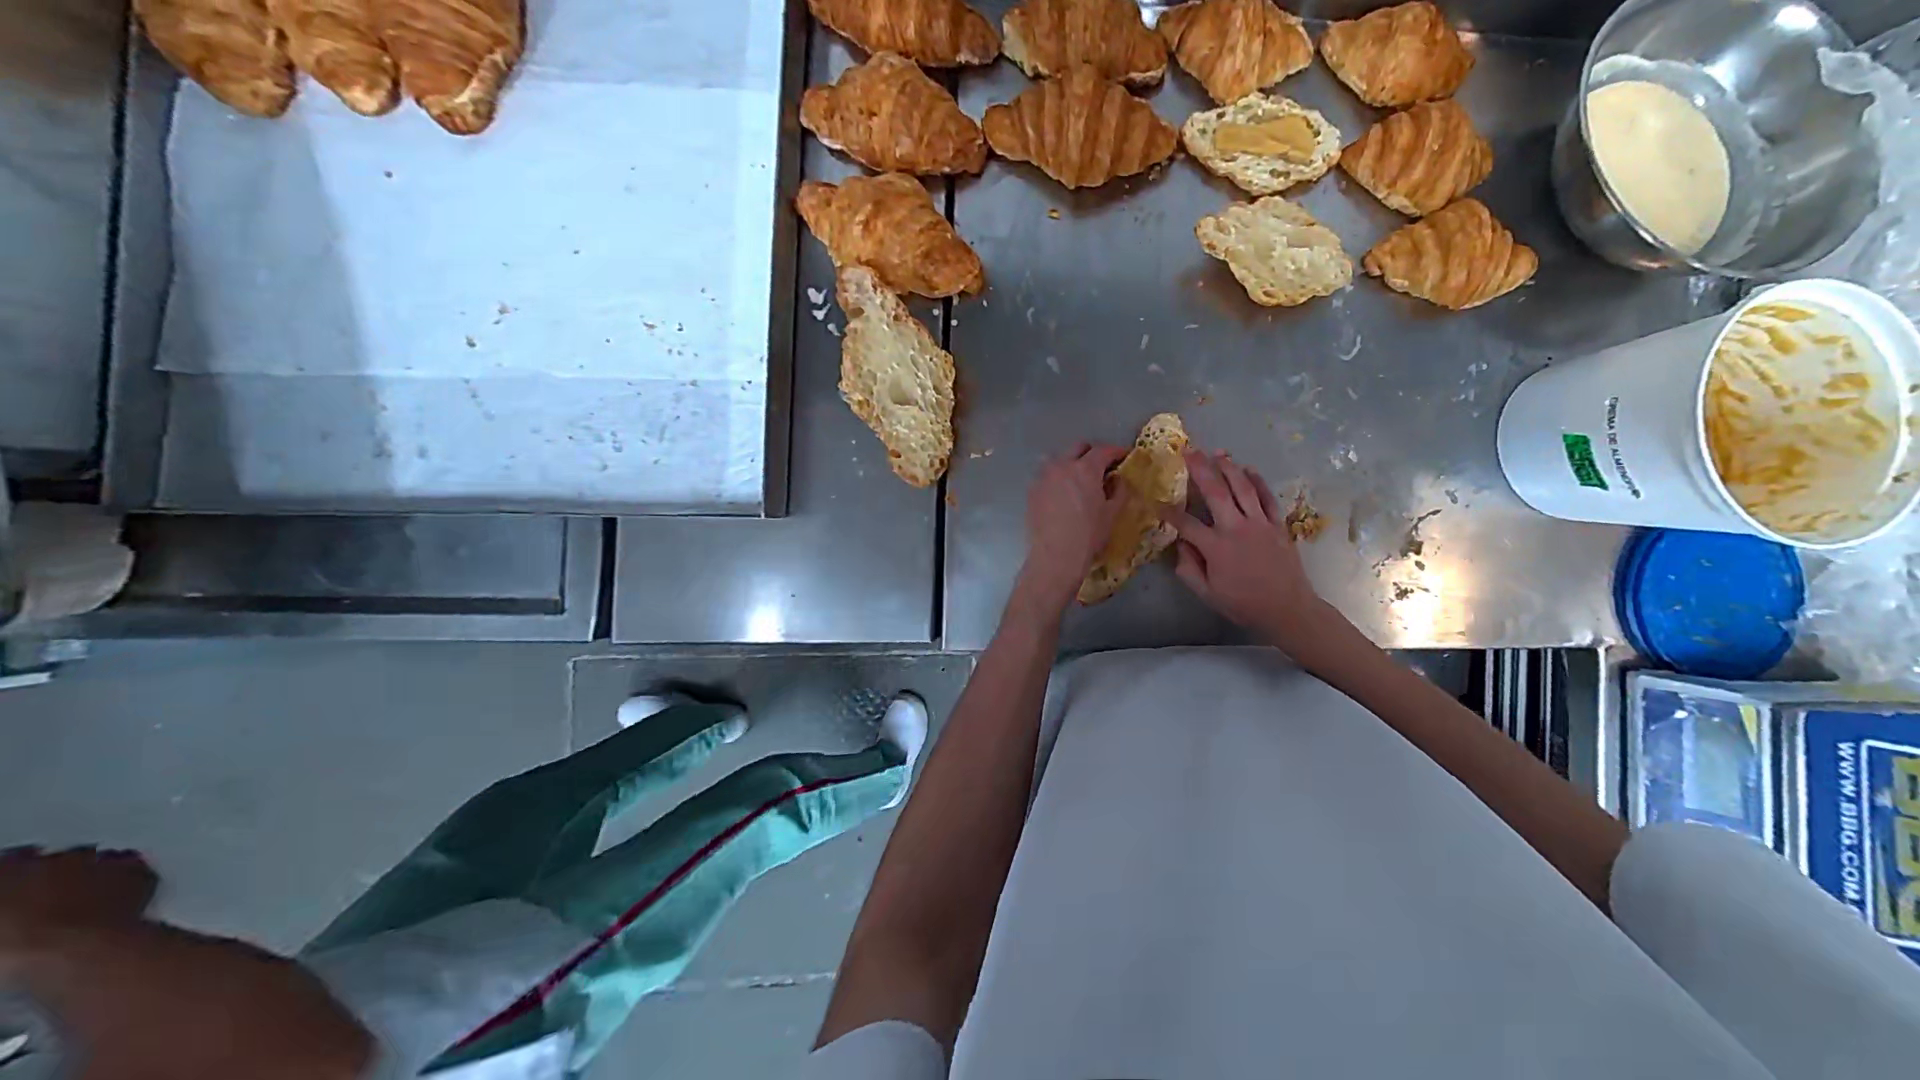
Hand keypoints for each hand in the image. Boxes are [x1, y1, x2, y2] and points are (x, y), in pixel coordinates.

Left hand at [1018, 441, 1127, 608]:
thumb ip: (1119, 491)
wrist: (1055, 556)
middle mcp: (1062, 466)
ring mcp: (1043, 477)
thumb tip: (1117, 479)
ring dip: (1073, 463)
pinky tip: (1064, 494)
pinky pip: (1048, 476)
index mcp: (1085, 469)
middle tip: (1104, 467)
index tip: (1125, 457)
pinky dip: (1059, 478)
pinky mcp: (1032, 491)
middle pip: (1079, 448)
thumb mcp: (1112, 513)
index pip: (1104, 451)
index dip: (1117, 452)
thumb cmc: (1088, 535)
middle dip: (1093, 453)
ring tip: (1081, 480)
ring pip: (1060, 460)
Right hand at [1165, 449, 1329, 650]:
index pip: (1186, 523)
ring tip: (1217, 453)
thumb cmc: (1243, 604)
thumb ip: (1188, 568)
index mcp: (1215, 547)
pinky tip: (1248, 469)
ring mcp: (1259, 523)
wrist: (1287, 608)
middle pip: (1215, 492)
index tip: (1156, 501)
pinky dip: (1257, 481)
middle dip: (1200, 469)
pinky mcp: (1277, 524)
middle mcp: (1236, 528)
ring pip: (1242, 488)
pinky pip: (1266, 497)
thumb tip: (1180, 545)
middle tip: (1189, 451)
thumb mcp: (1206, 593)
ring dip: (1228, 468)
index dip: (1168, 512)